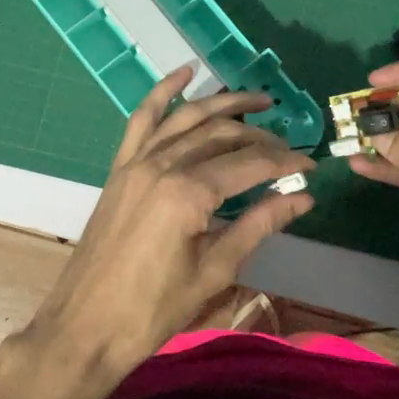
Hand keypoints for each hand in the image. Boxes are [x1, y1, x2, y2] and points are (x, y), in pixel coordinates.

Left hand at [18, 66, 314, 379]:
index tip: (312, 167)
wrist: (86, 326)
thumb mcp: (214, 271)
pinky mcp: (119, 169)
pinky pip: (141, 119)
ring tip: (256, 99)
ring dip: (222, 104)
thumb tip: (303, 198)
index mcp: (187, 193)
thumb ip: (258, 225)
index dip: (285, 162)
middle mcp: (162, 165)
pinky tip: (185, 73)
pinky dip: (163, 92)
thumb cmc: (154, 310)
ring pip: (186, 119)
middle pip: (221, 136)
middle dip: (260, 137)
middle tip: (289, 148)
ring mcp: (136, 163)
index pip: (249, 164)